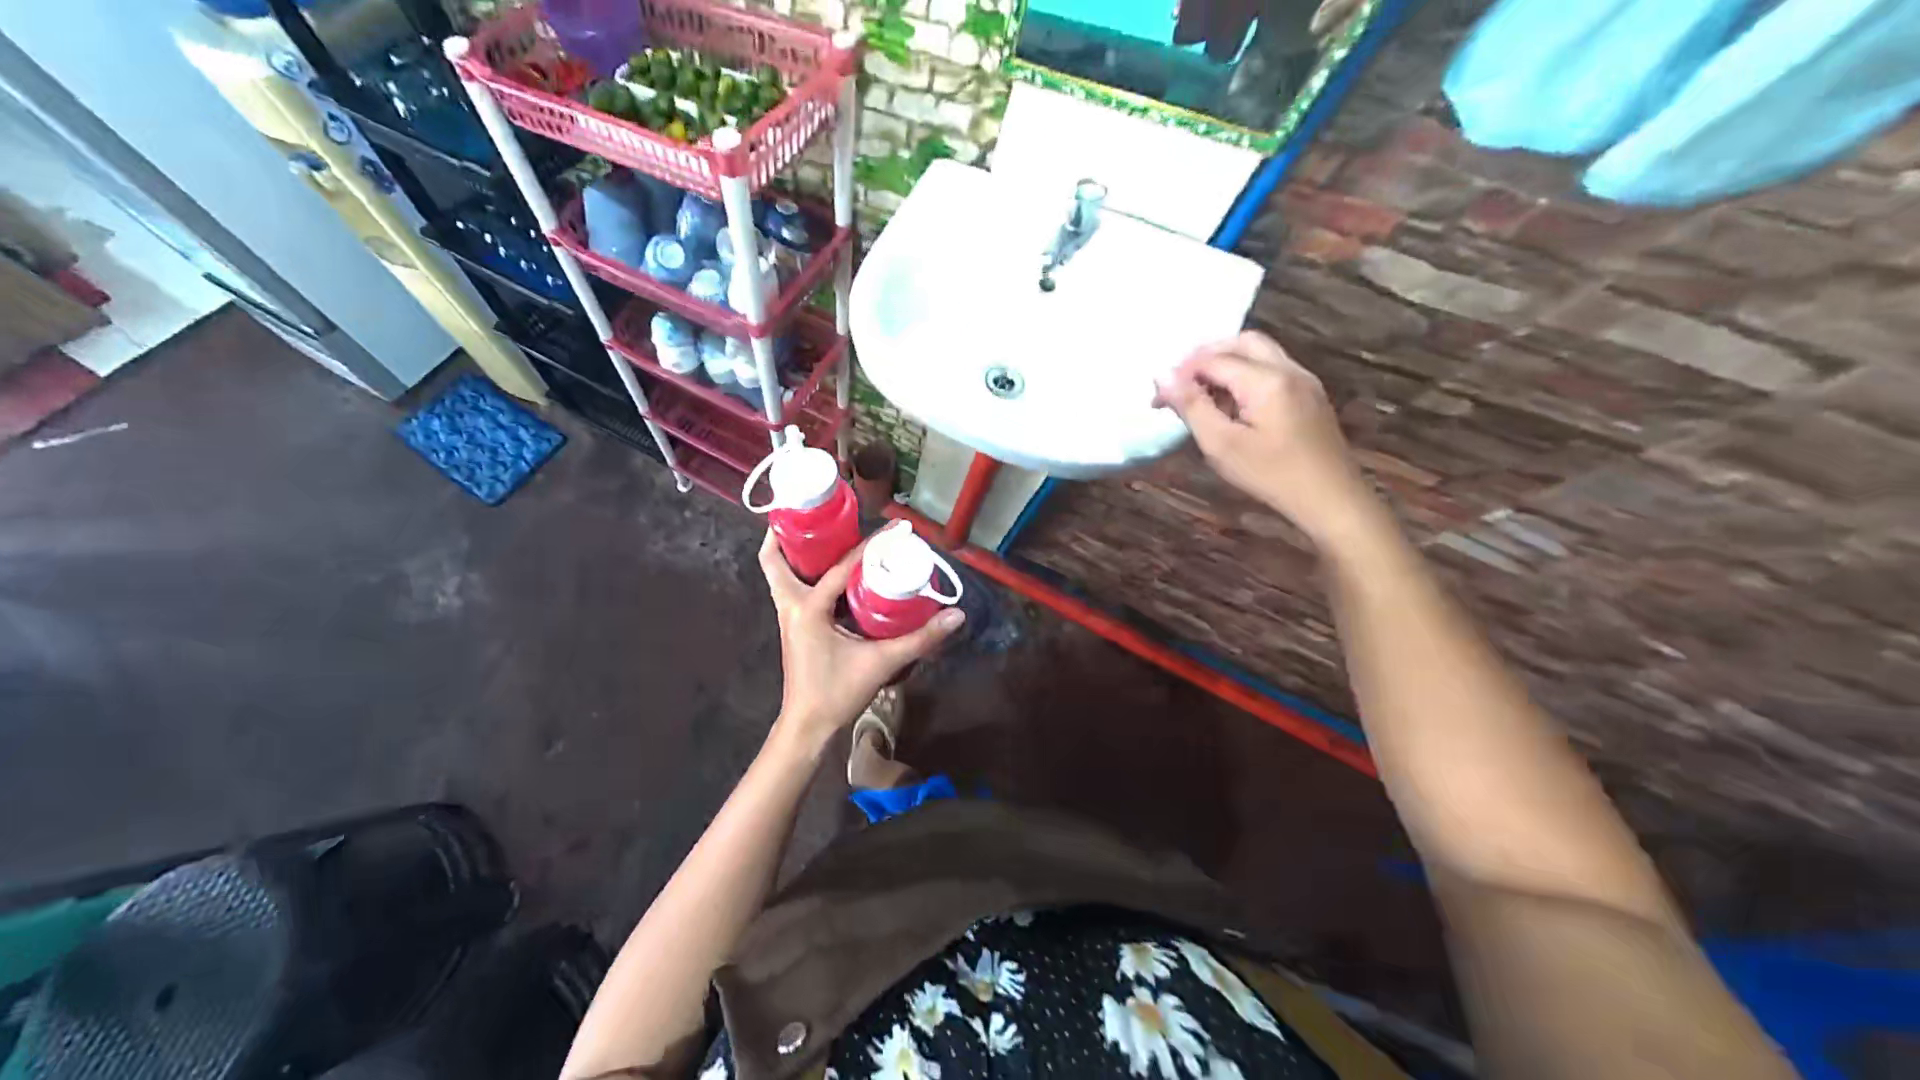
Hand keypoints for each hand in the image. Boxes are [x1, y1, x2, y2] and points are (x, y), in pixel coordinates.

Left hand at [759, 530, 964, 748]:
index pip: (839, 565)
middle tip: (820, 516)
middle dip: (789, 534)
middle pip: (776, 559)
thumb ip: (920, 639)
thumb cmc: (838, 693)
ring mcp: (788, 616)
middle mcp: (790, 606)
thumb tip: (956, 616)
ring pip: (779, 574)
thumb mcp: (881, 663)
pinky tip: (833, 572)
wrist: (808, 726)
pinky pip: (790, 588)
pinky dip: (802, 572)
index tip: (896, 527)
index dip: (870, 544)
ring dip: (793, 552)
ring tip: (824, 535)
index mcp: (807, 608)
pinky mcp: (794, 626)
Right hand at [1155, 331, 1379, 548]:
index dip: (1180, 374)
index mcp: (1266, 380)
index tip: (1158, 399)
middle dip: (1205, 357)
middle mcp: (1288, 369)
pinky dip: (1246, 373)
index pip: (1213, 359)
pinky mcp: (1310, 395)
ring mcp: (1304, 380)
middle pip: (1241, 342)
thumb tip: (1162, 375)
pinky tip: (1232, 404)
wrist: (1331, 500)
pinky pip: (1272, 368)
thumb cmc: (1271, 476)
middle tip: (1180, 385)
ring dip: (1226, 363)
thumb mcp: (1222, 445)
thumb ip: (1192, 407)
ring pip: (1259, 352)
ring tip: (1202, 394)